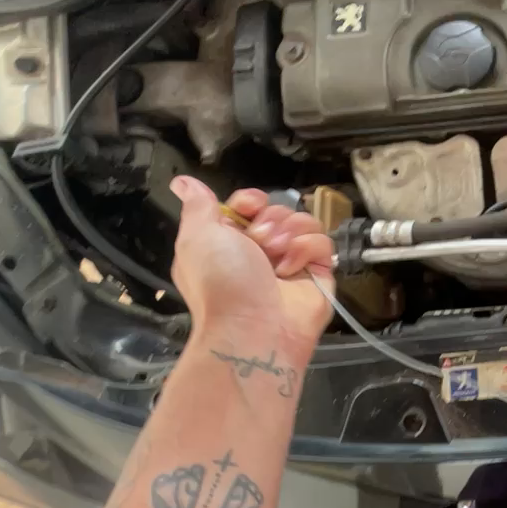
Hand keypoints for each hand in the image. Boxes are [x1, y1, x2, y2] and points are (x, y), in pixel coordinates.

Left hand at [168, 176, 333, 355]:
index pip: (251, 204)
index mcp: (230, 240)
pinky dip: (307, 251)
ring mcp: (292, 260)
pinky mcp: (319, 271)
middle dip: (271, 221)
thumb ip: (199, 206)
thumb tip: (183, 182)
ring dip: (289, 234)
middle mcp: (262, 249)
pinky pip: (323, 242)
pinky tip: (292, 270)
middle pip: (280, 210)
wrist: (254, 325)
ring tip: (277, 258)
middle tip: (260, 244)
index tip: (248, 210)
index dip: (252, 201)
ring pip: (305, 222)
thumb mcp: (197, 238)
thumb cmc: (220, 282)